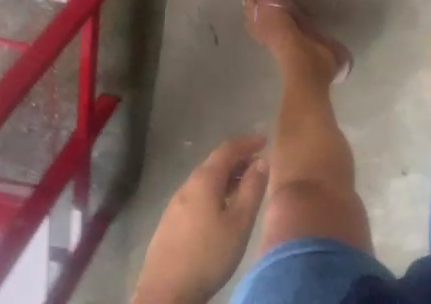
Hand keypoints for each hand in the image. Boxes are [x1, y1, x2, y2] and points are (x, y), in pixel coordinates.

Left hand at [132, 136, 270, 303]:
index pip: (227, 149)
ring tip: (244, 187)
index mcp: (204, 181)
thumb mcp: (239, 222)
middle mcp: (186, 187)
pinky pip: (196, 196)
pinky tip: (221, 210)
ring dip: (226, 178)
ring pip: (204, 181)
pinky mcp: (169, 224)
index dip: (247, 143)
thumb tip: (261, 161)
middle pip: (214, 163)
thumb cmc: (208, 255)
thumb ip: (252, 188)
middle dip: (237, 160)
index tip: (265, 142)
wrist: (165, 294)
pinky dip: (214, 192)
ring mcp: (175, 206)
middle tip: (258, 164)